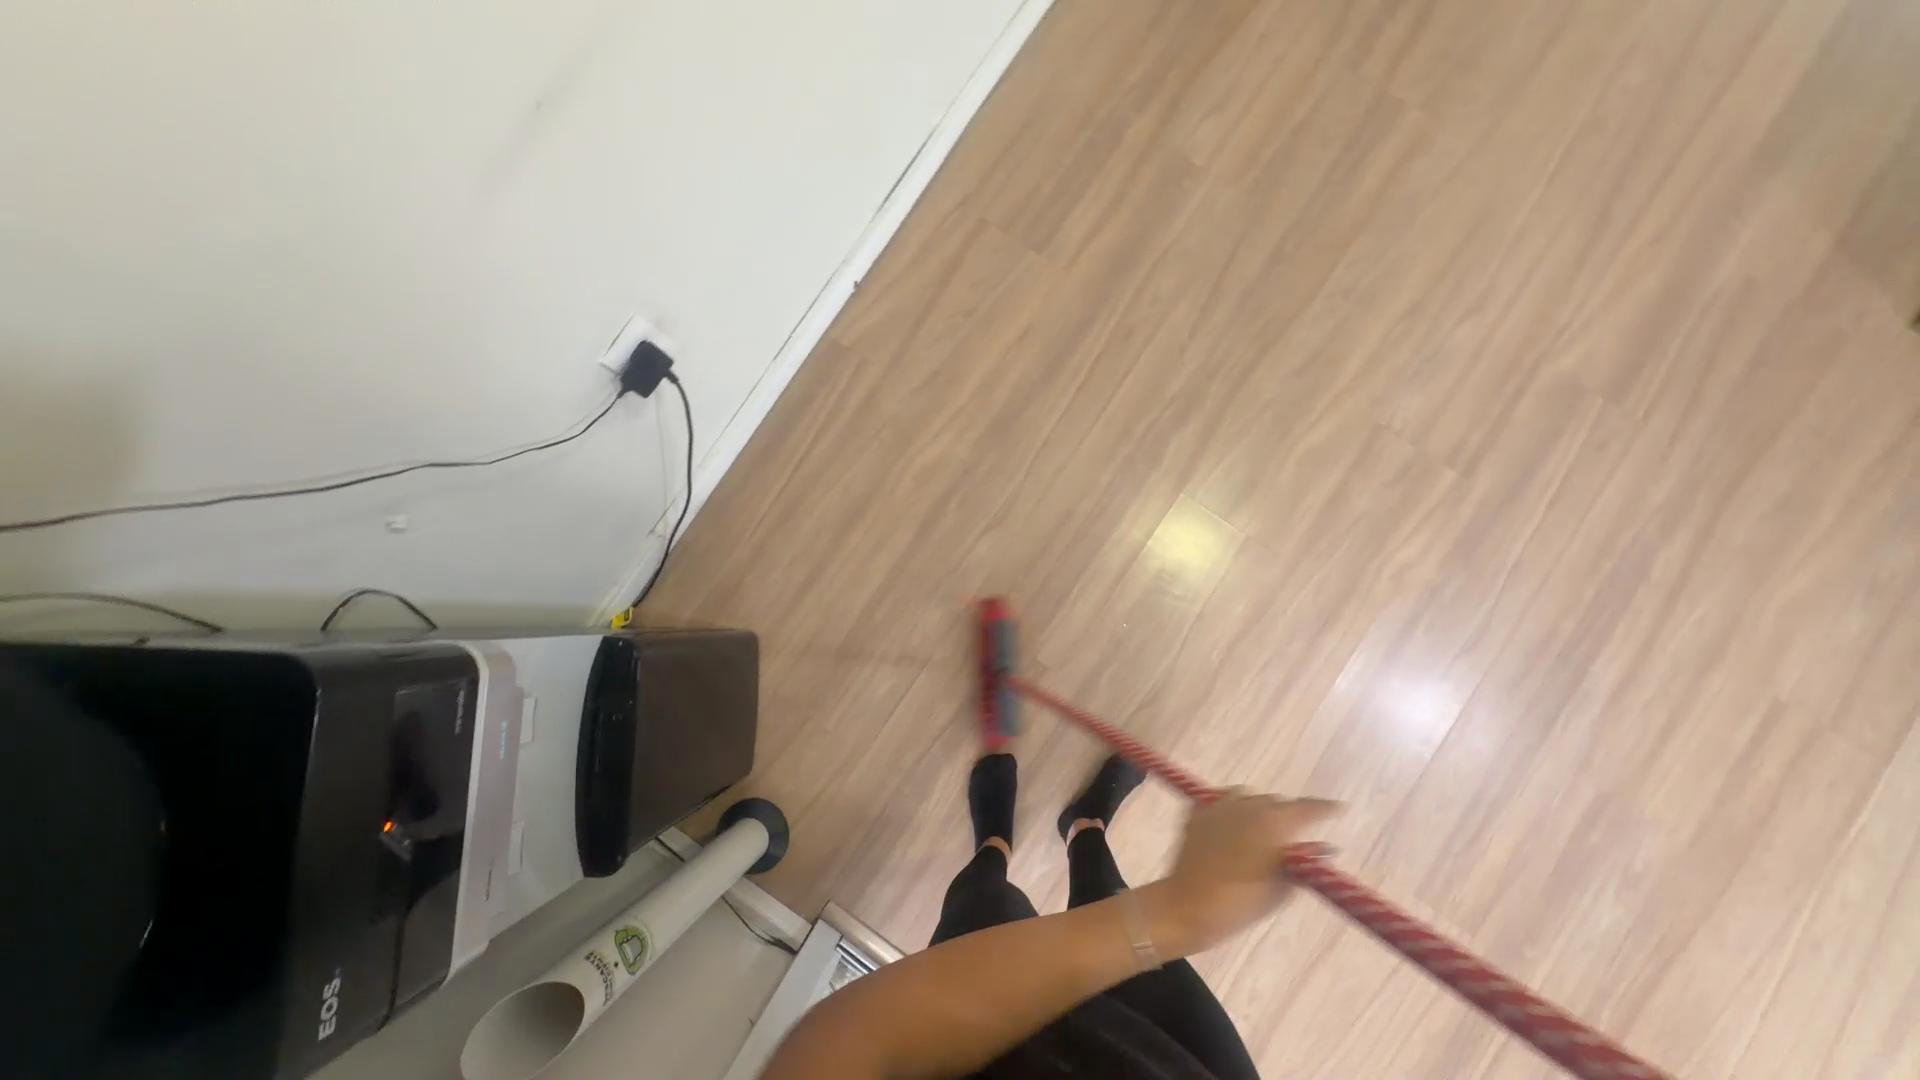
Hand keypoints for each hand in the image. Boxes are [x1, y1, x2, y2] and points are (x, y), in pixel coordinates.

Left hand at [1137, 792, 1339, 957]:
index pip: (1306, 808)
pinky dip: (1231, 807)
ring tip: (1262, 830)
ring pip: (1247, 797)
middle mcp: (1247, 806)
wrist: (1188, 905)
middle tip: (1295, 834)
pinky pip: (1220, 799)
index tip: (1338, 808)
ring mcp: (1218, 805)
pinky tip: (1234, 823)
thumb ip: (1304, 863)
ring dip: (1258, 809)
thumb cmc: (1241, 902)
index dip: (1324, 808)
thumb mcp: (1281, 888)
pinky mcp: (1196, 811)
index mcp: (1273, 823)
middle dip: (1288, 815)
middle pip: (1275, 802)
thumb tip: (1326, 848)